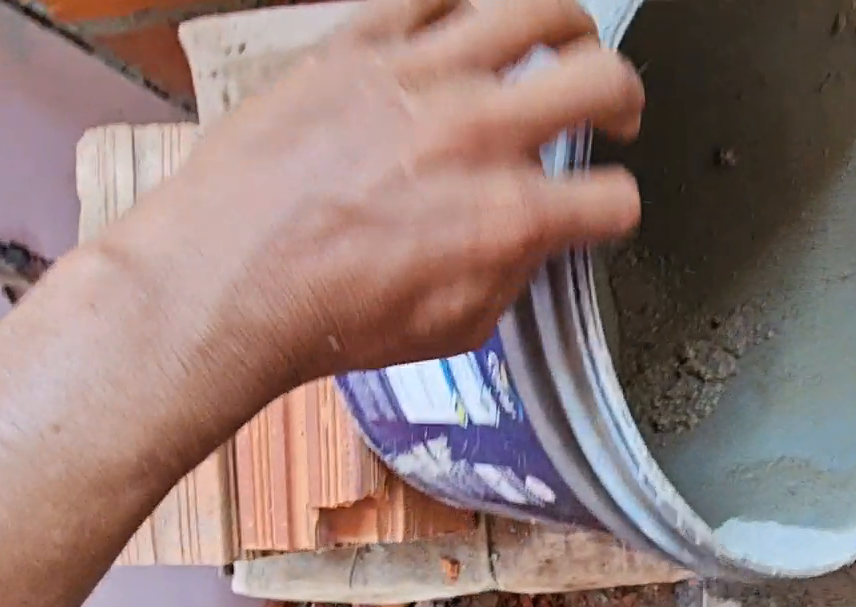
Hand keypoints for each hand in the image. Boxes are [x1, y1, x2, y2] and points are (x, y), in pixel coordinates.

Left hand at [107, 0, 644, 392]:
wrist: (230, 279)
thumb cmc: (338, 315)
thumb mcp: (459, 326)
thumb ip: (515, 271)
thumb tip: (535, 235)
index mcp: (509, 219)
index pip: (613, 199)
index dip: (619, 209)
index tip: (604, 212)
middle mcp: (478, 136)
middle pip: (601, 79)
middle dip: (625, 98)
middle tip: (615, 112)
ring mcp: (419, 76)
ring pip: (531, 10)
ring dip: (569, 28)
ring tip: (567, 43)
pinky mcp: (357, 44)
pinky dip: (467, 7)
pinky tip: (470, 29)